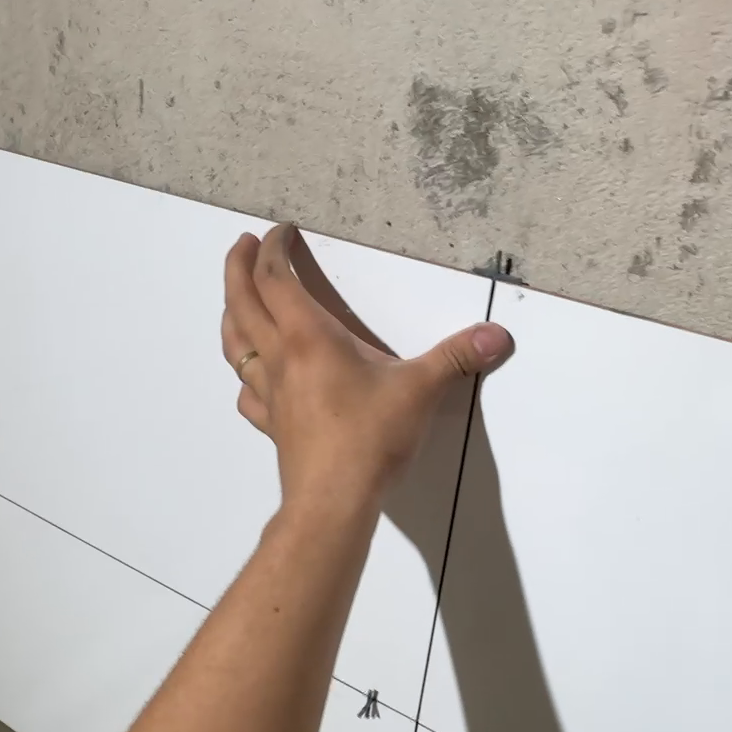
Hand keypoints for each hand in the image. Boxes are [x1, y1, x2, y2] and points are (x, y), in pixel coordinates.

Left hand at [221, 224, 512, 511]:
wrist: (333, 501)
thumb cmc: (371, 438)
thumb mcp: (421, 390)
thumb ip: (458, 357)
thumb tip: (499, 336)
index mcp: (309, 337)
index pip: (276, 279)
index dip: (272, 248)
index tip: (280, 230)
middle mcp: (280, 358)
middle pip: (242, 301)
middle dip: (237, 267)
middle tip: (241, 244)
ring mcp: (269, 394)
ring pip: (234, 344)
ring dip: (231, 313)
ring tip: (237, 300)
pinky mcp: (271, 425)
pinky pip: (247, 392)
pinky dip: (245, 374)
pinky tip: (254, 379)